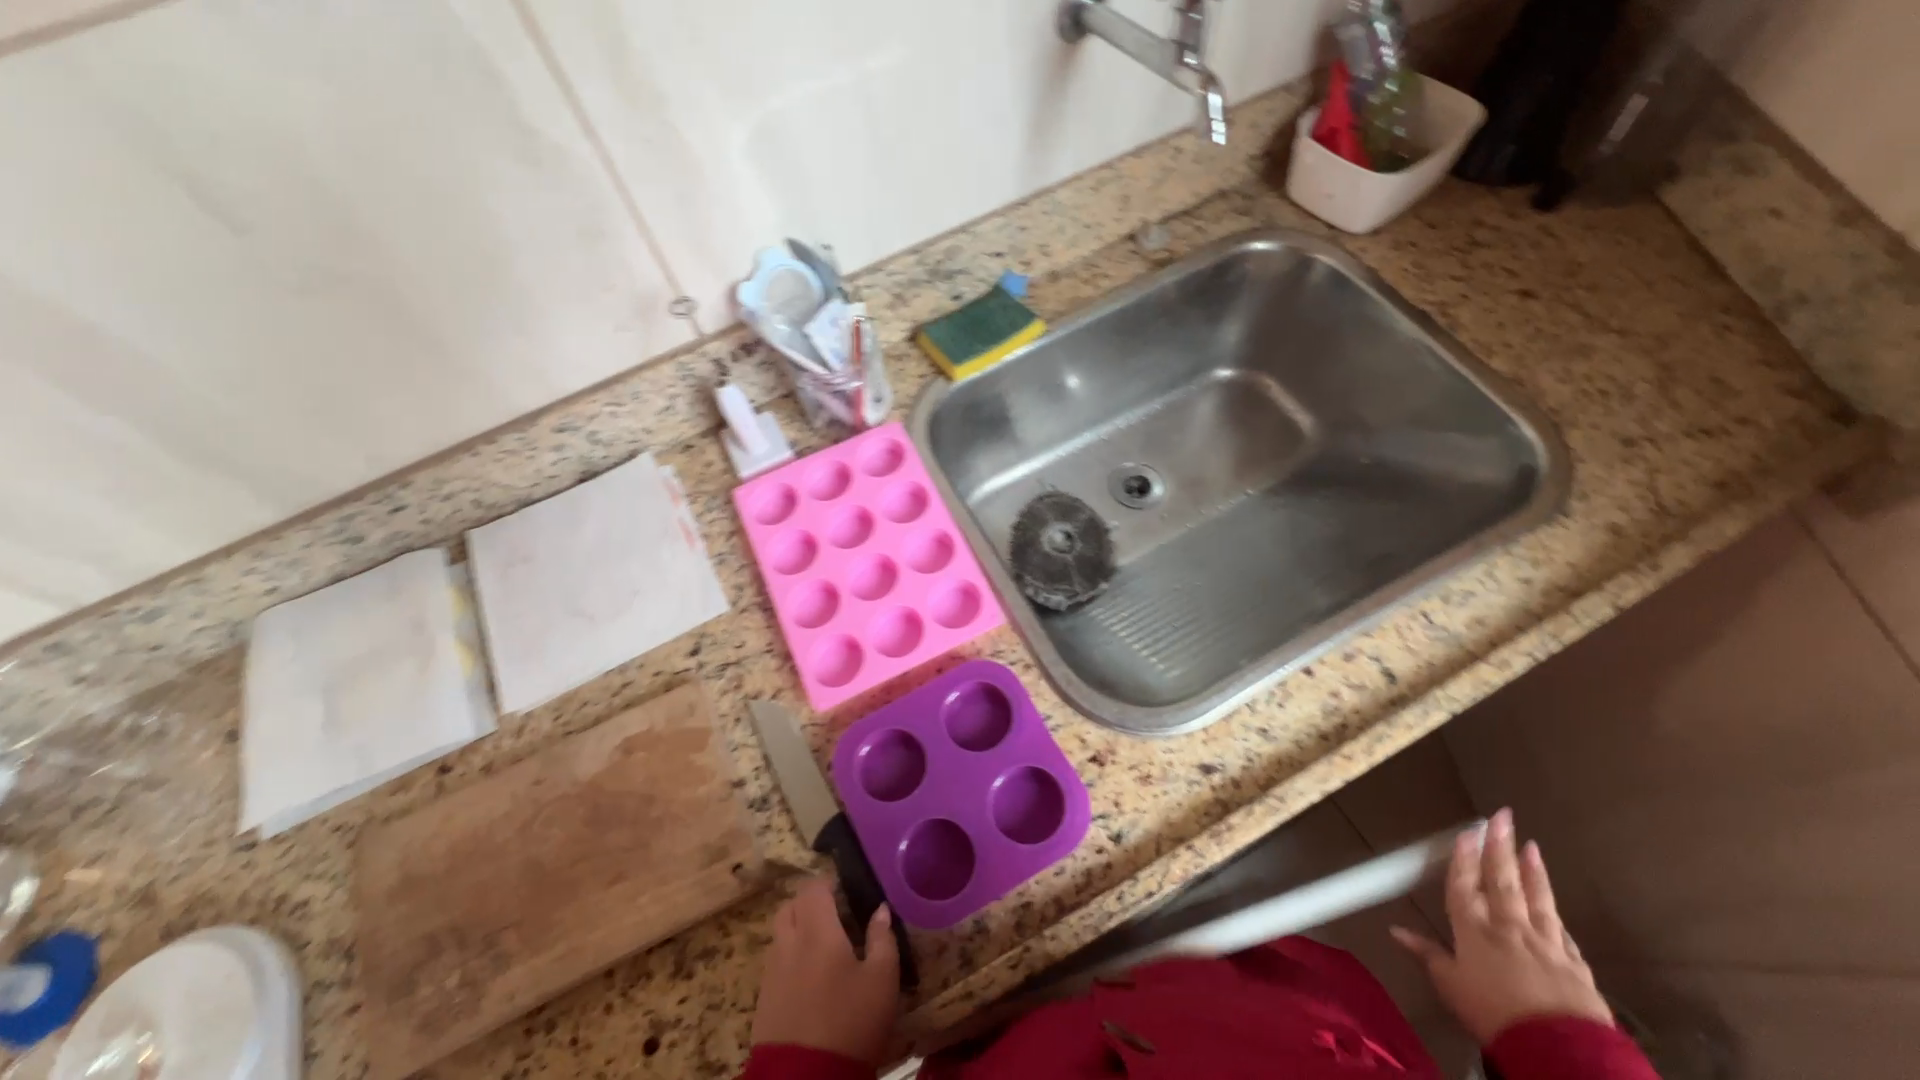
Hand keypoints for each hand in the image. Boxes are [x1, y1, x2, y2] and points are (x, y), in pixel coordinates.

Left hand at [751, 878, 900, 1062]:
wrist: (806, 1078)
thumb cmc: (852, 1022)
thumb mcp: (882, 980)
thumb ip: (882, 939)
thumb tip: (880, 909)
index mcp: (817, 932)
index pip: (813, 889)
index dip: (827, 883)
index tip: (845, 889)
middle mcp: (788, 943)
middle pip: (790, 906)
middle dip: (809, 902)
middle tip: (834, 914)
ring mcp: (771, 971)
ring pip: (780, 933)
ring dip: (797, 928)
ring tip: (823, 945)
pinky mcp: (763, 996)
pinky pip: (775, 960)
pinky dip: (790, 955)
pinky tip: (810, 975)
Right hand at [1392, 808, 1612, 1043]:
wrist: (1557, 1046)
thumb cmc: (1492, 1013)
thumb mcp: (1449, 986)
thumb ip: (1427, 954)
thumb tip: (1396, 929)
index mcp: (1474, 931)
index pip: (1465, 886)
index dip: (1464, 858)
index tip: (1467, 830)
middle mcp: (1509, 927)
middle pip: (1502, 881)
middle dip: (1499, 847)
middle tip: (1502, 816)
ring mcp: (1545, 943)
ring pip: (1537, 899)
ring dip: (1532, 871)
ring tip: (1531, 845)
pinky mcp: (1574, 963)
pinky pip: (1562, 932)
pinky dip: (1555, 916)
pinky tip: (1555, 908)